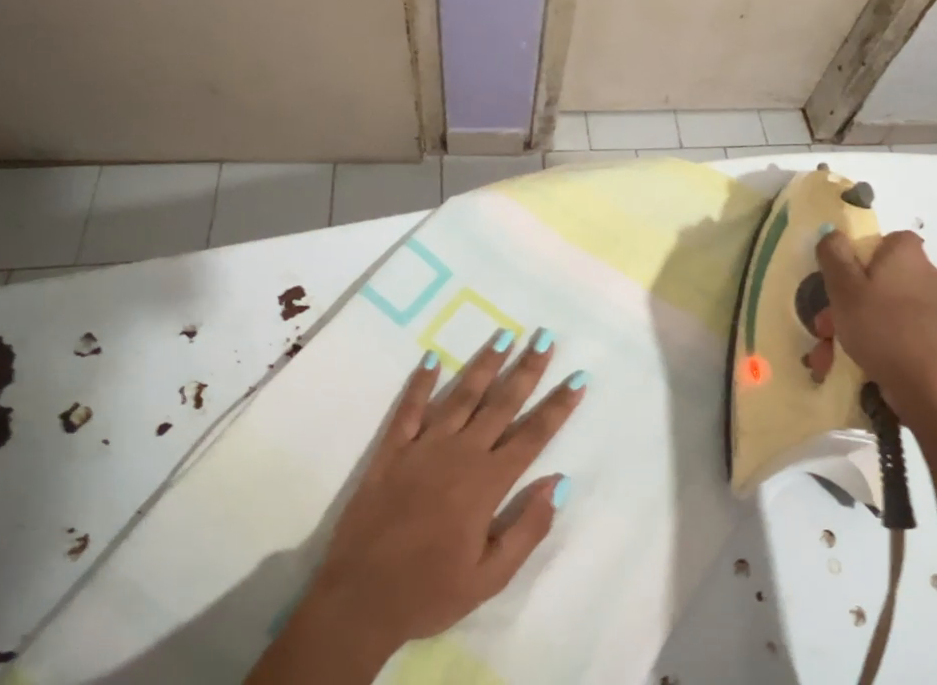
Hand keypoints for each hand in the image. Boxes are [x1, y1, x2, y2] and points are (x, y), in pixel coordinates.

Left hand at [251, 329, 584, 683]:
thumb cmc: (430, 592)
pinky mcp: (389, 453)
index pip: (532, 436)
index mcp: (486, 484)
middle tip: (546, 337)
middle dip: (527, 369)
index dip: (558, 406)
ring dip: (484, 364)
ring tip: (504, 334)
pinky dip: (420, 382)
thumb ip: (527, 528)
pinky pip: (408, 409)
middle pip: (501, 404)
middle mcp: (458, 455)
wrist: (358, 601)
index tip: (579, 377)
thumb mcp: (491, 577)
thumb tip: (560, 483)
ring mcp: (421, 449)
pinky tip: (432, 359)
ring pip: (460, 396)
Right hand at [815, 230, 936, 427]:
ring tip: (830, 361)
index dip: (854, 260)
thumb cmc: (885, 330)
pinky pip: (902, 338)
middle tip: (823, 330)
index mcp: (907, 254)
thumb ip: (834, 257)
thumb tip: (833, 232)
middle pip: (877, 282)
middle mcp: (928, 275)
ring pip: (885, 314)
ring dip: (855, 333)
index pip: (881, 242)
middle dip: (845, 307)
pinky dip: (879, 350)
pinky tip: (859, 372)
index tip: (836, 285)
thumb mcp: (845, 289)